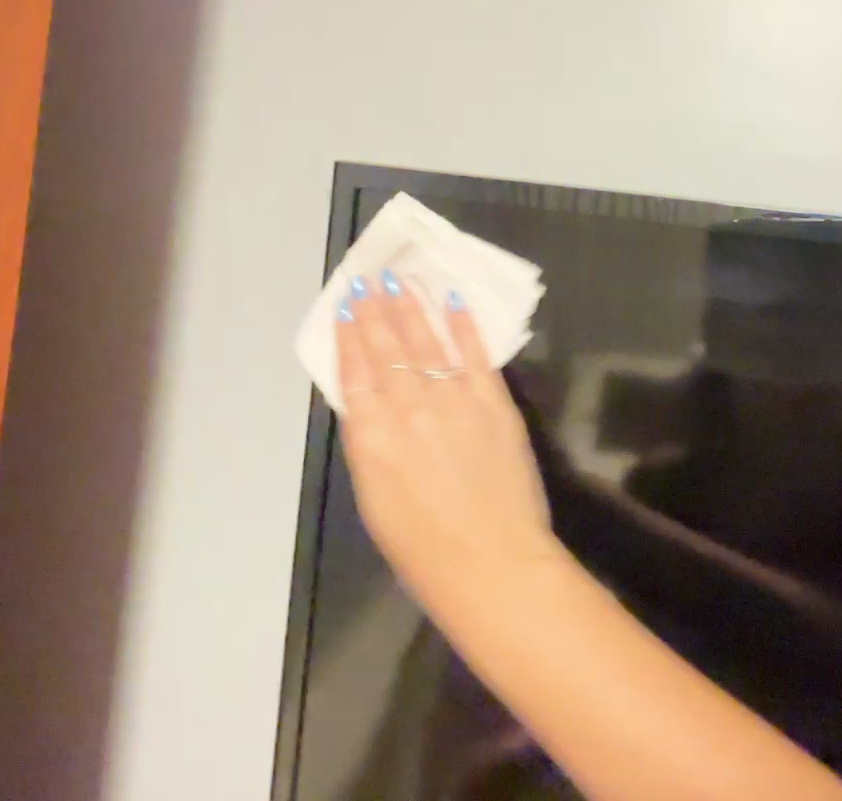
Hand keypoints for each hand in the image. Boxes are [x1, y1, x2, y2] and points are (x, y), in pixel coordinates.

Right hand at [334, 271, 566, 611]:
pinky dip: (463, 325)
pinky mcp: (494, 403)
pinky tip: (452, 301)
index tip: (348, 305)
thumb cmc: (423, 550)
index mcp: (371, 436)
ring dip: (413, 307)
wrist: (492, 564)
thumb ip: (369, 443)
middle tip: (371, 278)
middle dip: (377, 308)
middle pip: (388, 347)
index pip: (355, 370)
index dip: (350, 334)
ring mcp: (454, 400)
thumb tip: (367, 403)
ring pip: (428, 341)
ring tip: (403, 279)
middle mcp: (408, 408)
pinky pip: (476, 354)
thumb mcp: (374, 499)